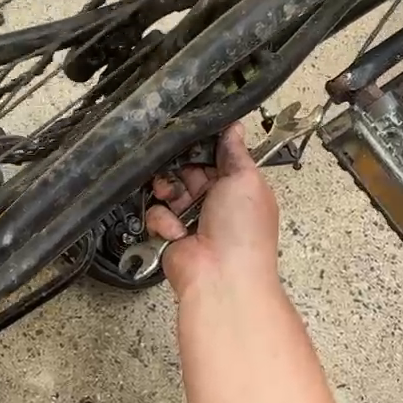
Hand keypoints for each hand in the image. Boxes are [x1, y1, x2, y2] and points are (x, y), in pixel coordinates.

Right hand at [143, 121, 281, 302]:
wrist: (220, 274)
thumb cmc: (243, 233)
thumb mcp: (246, 179)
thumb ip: (235, 151)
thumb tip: (234, 128)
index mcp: (237, 187)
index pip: (213, 156)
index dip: (200, 149)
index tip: (189, 141)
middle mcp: (215, 202)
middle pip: (186, 170)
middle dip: (180, 170)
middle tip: (181, 174)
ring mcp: (191, 218)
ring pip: (167, 188)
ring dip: (168, 192)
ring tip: (174, 200)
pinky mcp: (171, 233)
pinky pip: (156, 213)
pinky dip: (164, 220)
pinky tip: (177, 231)